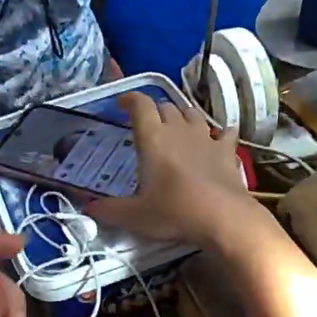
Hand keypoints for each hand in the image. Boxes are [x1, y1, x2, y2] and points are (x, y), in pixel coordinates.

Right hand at [87, 92, 257, 248]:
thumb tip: (88, 208)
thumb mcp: (135, 216)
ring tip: (177, 126)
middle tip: (148, 124)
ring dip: (183, 116)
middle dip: (155, 111)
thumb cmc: (174, 212)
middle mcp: (179, 130)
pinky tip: (219, 138)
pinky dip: (219, 134)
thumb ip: (109, 210)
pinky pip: (224, 134)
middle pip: (166, 107)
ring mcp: (206, 138)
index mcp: (153, 138)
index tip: (122, 103)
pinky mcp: (227, 152)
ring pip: (193, 114)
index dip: (130, 99)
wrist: (223, 217)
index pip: (140, 104)